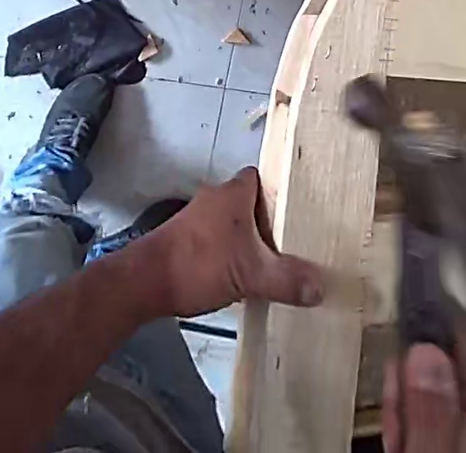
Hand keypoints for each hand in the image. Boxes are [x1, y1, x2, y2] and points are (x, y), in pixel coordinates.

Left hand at [127, 167, 325, 317]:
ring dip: (242, 235)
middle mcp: (215, 196)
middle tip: (285, 237)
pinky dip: (224, 249)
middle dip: (264, 216)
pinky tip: (234, 271)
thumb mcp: (252, 274)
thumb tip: (321, 288)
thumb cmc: (201, 262)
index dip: (277, 189)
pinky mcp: (181, 238)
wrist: (144, 283)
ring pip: (228, 219)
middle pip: (247, 199)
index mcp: (235, 192)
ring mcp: (195, 217)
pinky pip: (213, 236)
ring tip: (264, 257)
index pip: (261, 176)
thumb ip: (287, 280)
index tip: (293, 207)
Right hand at [383, 323, 465, 452]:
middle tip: (394, 413)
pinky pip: (452, 418)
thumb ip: (428, 405)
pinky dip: (425, 426)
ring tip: (399, 440)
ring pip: (449, 390)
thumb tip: (425, 346)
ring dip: (415, 405)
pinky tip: (409, 446)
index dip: (430, 329)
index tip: (398, 345)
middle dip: (416, 377)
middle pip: (456, 362)